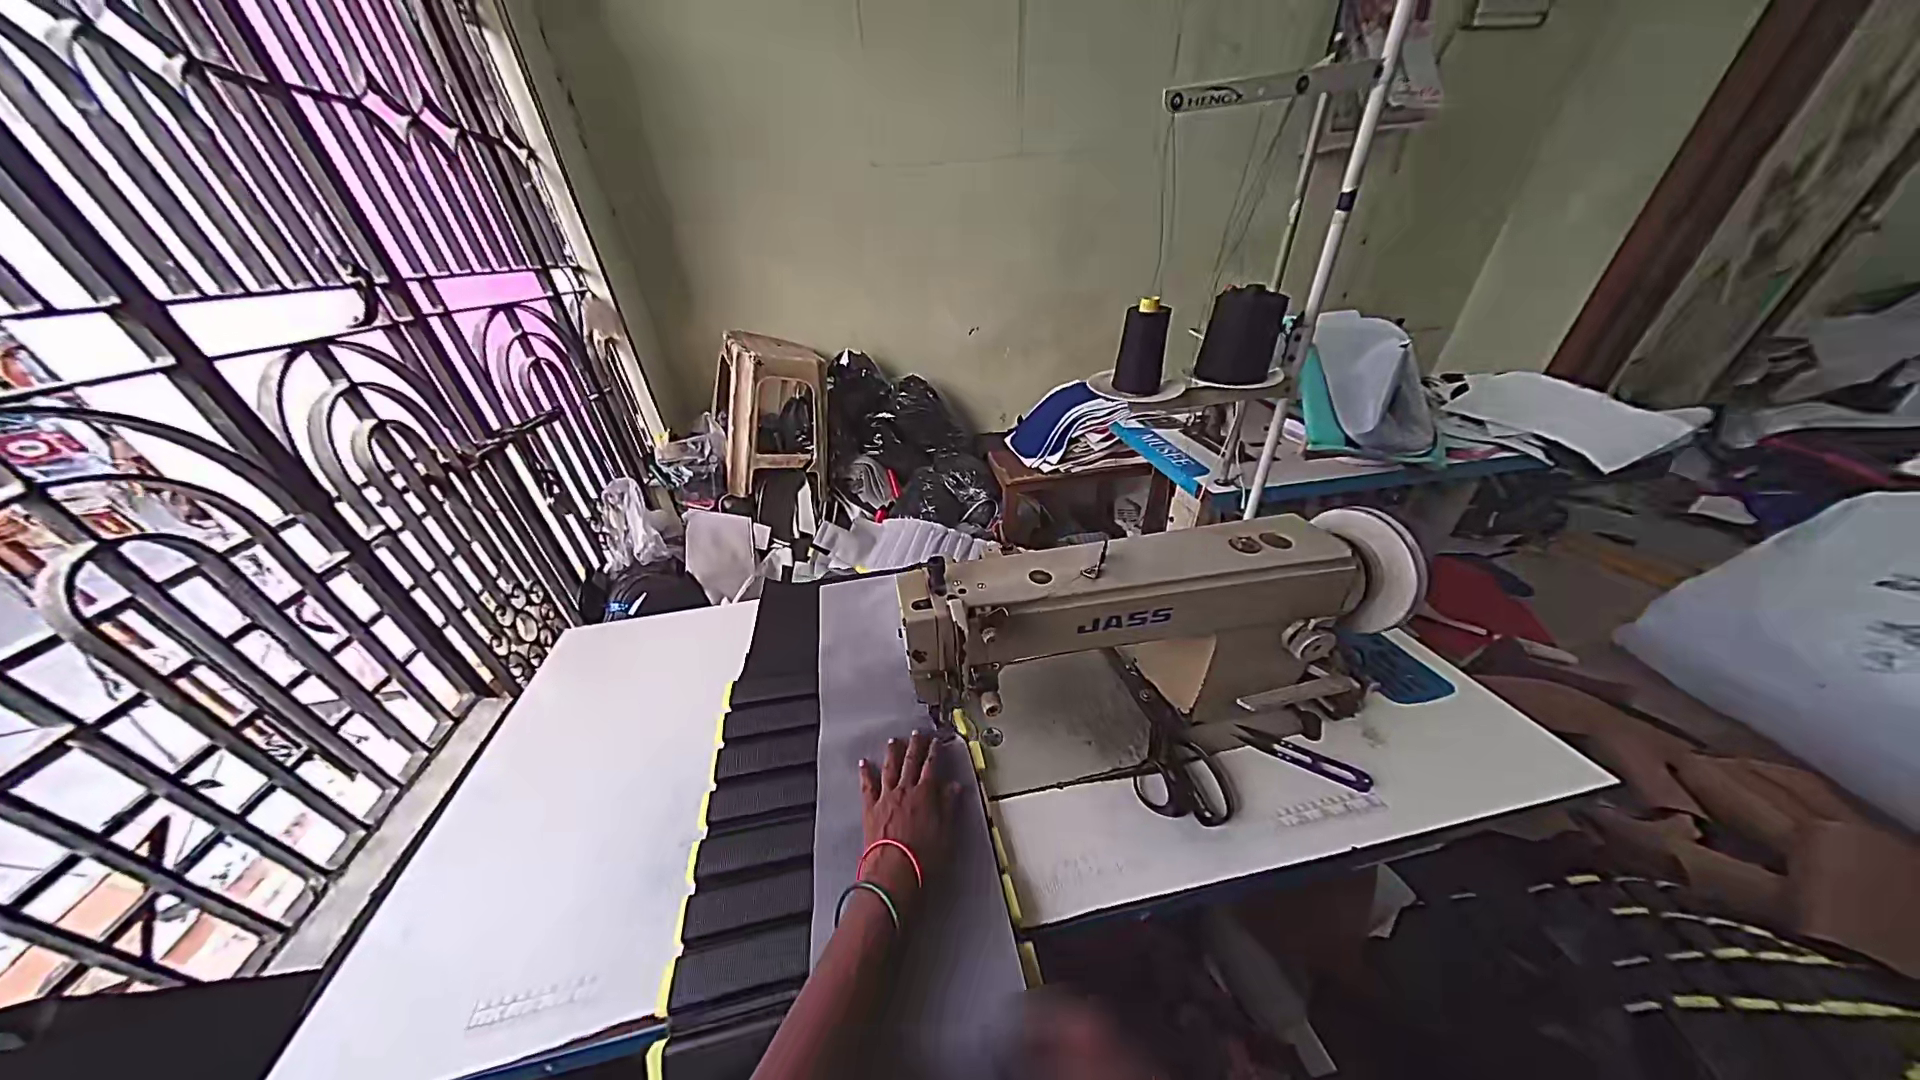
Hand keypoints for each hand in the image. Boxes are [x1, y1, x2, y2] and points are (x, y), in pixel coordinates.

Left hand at [858, 731, 958, 916]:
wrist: (893, 871)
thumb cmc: (922, 856)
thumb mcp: (946, 832)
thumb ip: (949, 806)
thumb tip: (954, 787)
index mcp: (925, 794)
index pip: (932, 766)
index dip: (934, 752)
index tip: (936, 742)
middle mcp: (905, 790)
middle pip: (911, 762)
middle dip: (915, 745)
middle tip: (917, 733)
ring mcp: (886, 797)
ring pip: (890, 768)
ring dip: (892, 753)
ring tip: (894, 741)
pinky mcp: (871, 808)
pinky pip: (867, 785)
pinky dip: (865, 773)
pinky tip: (864, 763)